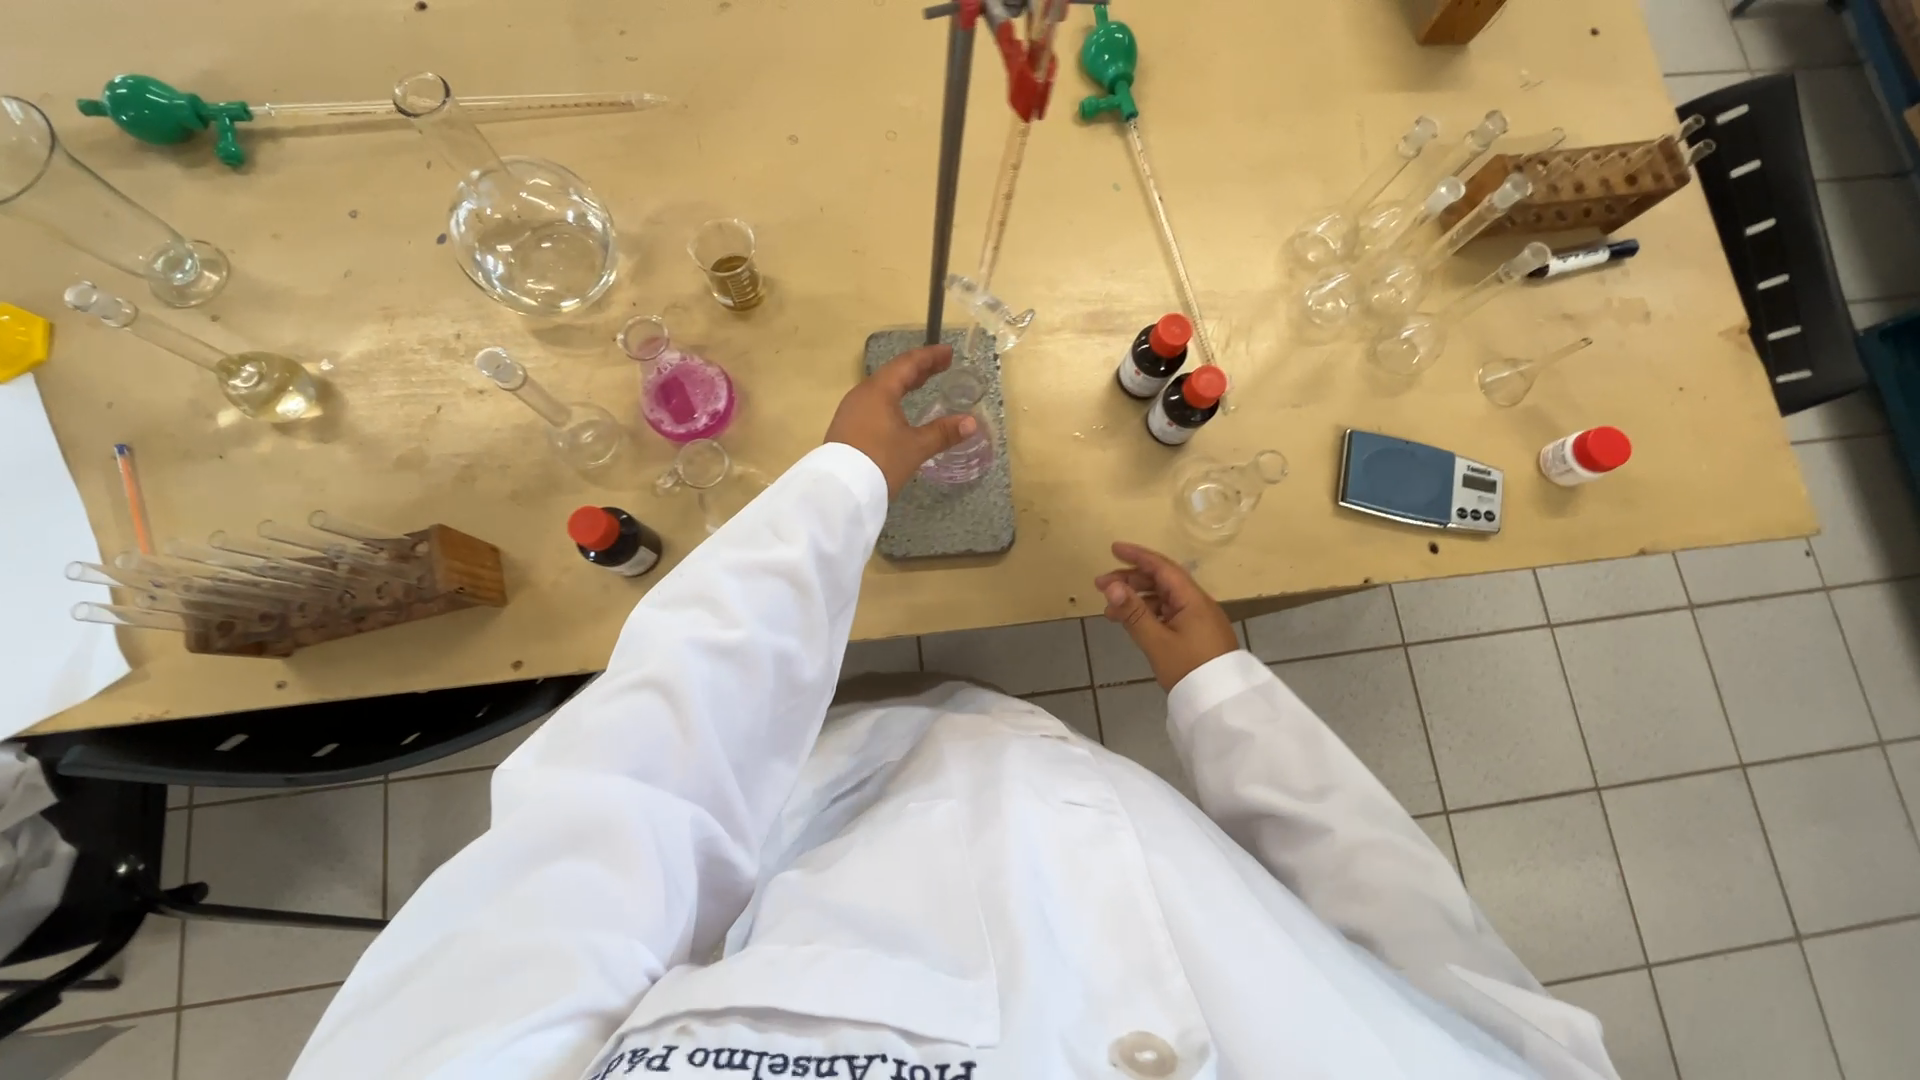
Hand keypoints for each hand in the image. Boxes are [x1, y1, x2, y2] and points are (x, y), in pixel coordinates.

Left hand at [825, 345, 977, 496]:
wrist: (841, 490)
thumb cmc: (881, 461)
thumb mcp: (916, 447)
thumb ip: (943, 433)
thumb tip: (971, 423)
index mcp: (879, 391)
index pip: (907, 364)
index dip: (929, 357)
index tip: (948, 353)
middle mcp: (862, 394)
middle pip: (893, 373)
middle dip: (918, 368)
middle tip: (941, 366)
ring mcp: (851, 410)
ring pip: (881, 388)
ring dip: (903, 383)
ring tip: (922, 384)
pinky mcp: (846, 426)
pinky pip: (872, 402)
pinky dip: (891, 398)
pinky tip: (898, 410)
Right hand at [1095, 541, 1240, 690]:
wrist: (1221, 703)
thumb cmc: (1189, 668)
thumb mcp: (1156, 642)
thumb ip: (1133, 612)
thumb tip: (1111, 587)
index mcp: (1192, 599)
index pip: (1162, 567)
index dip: (1137, 556)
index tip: (1113, 549)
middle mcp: (1197, 603)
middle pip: (1162, 581)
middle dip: (1131, 579)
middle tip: (1101, 586)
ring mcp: (1198, 619)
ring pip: (1163, 598)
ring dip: (1137, 599)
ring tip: (1110, 611)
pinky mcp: (1196, 634)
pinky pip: (1168, 614)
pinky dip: (1148, 613)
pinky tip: (1130, 623)